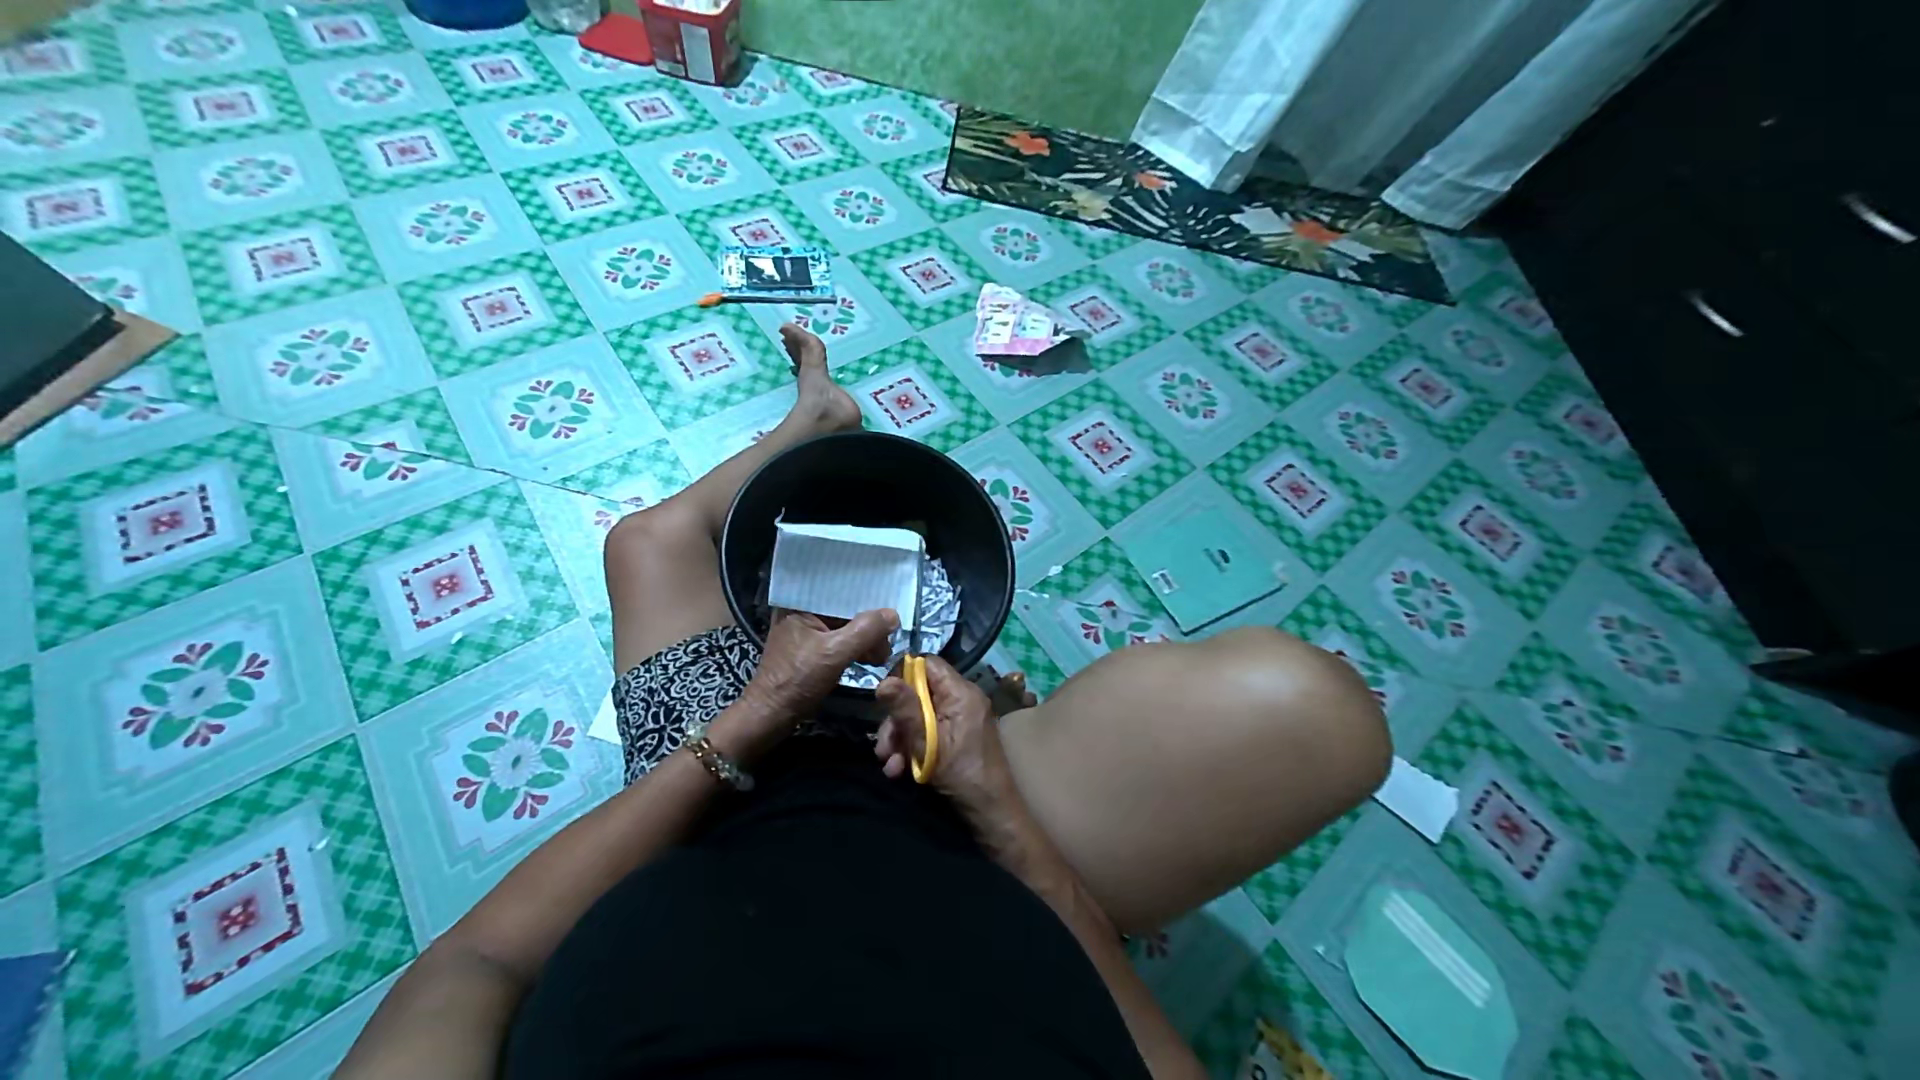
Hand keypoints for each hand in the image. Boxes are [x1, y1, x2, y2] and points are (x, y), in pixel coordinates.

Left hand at [725, 610, 897, 757]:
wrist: (770, 716)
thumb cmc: (797, 680)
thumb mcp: (835, 653)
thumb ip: (865, 631)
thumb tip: (893, 614)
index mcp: (800, 604)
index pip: (841, 592)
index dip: (868, 601)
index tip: (890, 616)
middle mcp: (802, 612)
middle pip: (845, 611)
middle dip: (869, 626)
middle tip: (886, 645)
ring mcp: (805, 632)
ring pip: (844, 627)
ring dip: (864, 640)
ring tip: (880, 656)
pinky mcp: (809, 651)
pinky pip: (839, 642)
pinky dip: (855, 649)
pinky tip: (868, 660)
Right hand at [874, 656, 1023, 833]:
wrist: (991, 811)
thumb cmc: (962, 774)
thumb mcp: (928, 742)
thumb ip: (906, 711)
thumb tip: (883, 682)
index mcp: (961, 692)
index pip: (927, 664)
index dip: (903, 676)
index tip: (885, 700)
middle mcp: (962, 699)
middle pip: (918, 693)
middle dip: (896, 720)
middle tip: (883, 747)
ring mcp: (960, 718)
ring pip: (919, 715)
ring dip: (900, 739)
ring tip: (889, 765)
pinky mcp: (957, 736)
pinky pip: (930, 731)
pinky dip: (913, 747)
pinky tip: (900, 769)